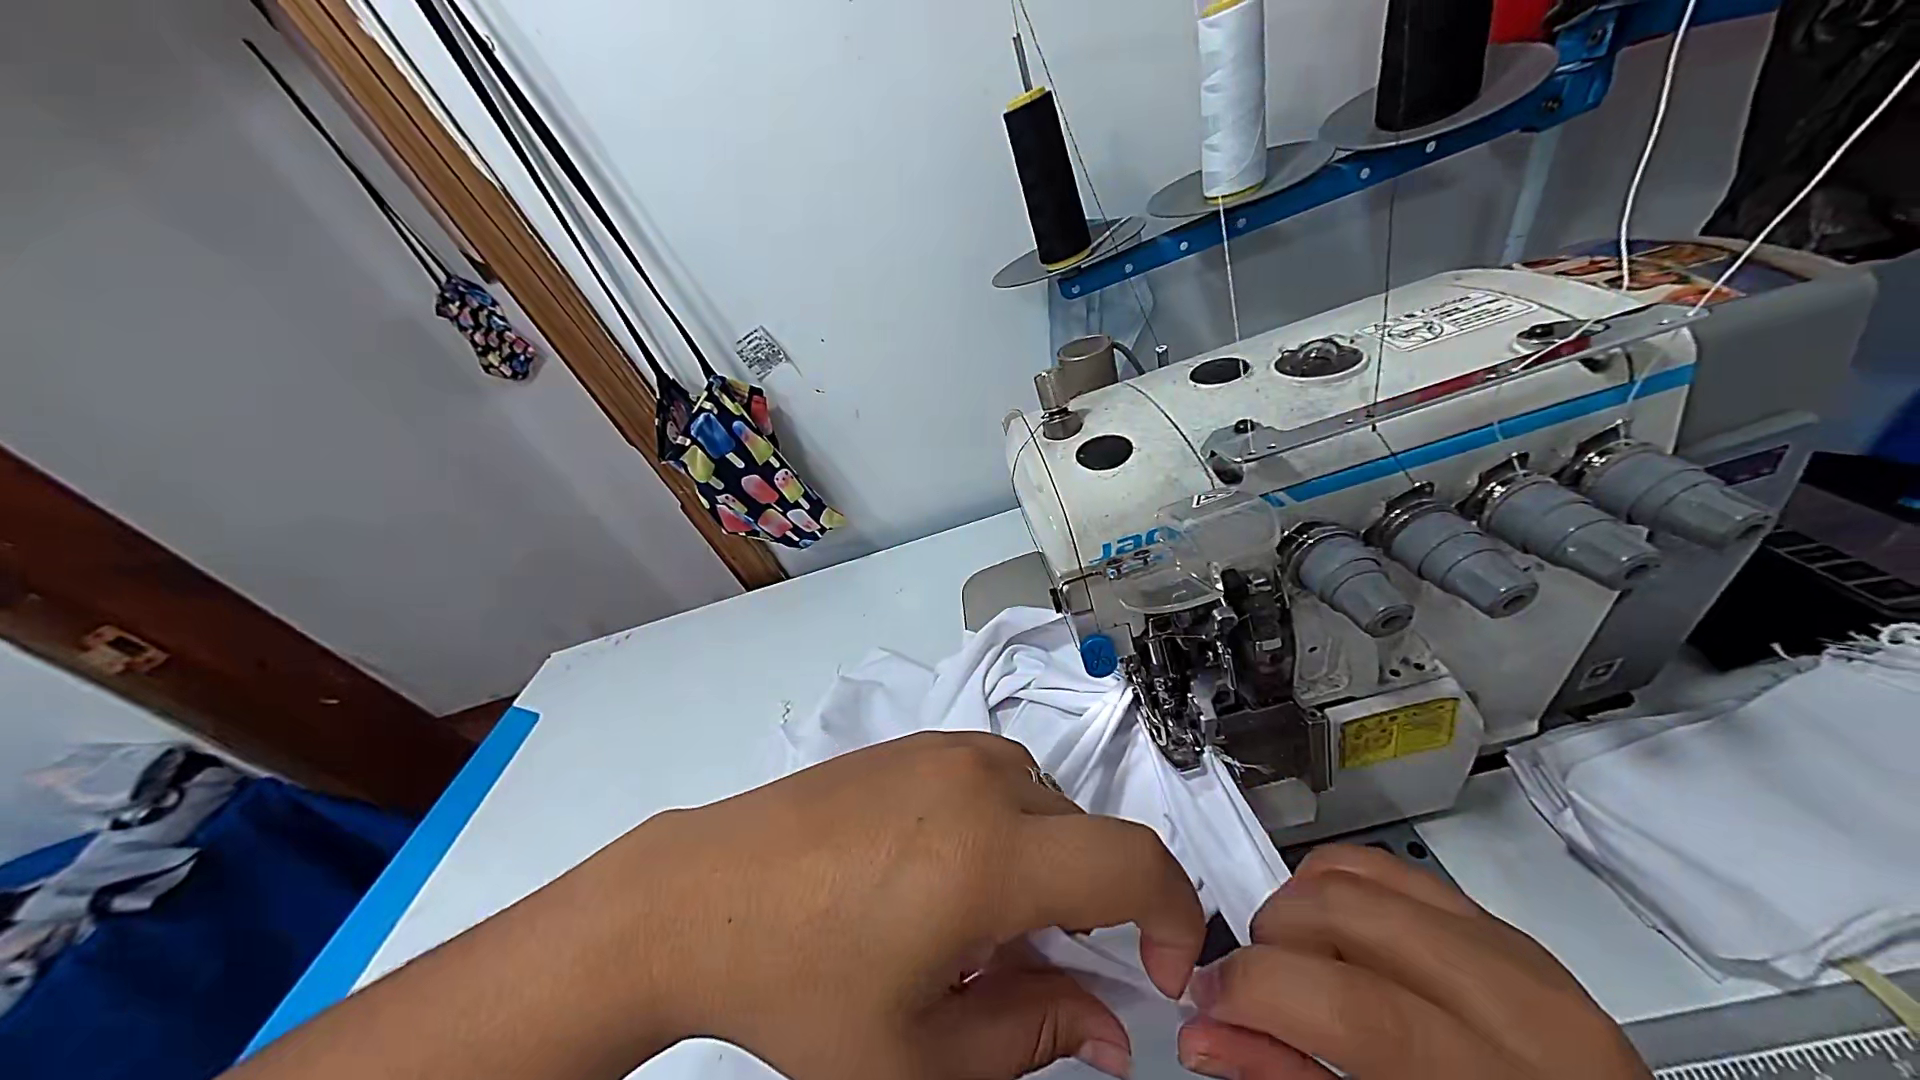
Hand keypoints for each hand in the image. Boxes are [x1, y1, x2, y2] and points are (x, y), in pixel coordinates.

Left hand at [552, 731, 1206, 1079]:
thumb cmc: (803, 985)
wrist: (701, 892)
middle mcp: (981, 779)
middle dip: (1091, 908)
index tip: (1159, 971)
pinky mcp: (916, 740)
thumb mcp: (920, 1052)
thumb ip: (1035, 1035)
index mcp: (991, 852)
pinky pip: (1000, 775)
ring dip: (1046, 862)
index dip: (1177, 917)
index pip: (1135, 862)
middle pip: (1088, 838)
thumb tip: (1114, 1028)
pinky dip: (1008, 823)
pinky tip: (945, 866)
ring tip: (979, 919)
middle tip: (1030, 969)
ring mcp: (945, 748)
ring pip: (1047, 803)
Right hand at [1176, 845, 1649, 1079]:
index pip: (1353, 1007)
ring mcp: (1517, 955)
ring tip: (1296, 960)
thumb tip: (1207, 1035)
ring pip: (1361, 871)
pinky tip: (1335, 938)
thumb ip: (1292, 1079)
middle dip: (1269, 938)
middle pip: (1344, 911)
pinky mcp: (1505, 931)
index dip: (1256, 990)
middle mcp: (1523, 1007)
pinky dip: (1339, 888)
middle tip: (1253, 985)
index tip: (1211, 997)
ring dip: (1298, 906)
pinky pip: (1393, 870)